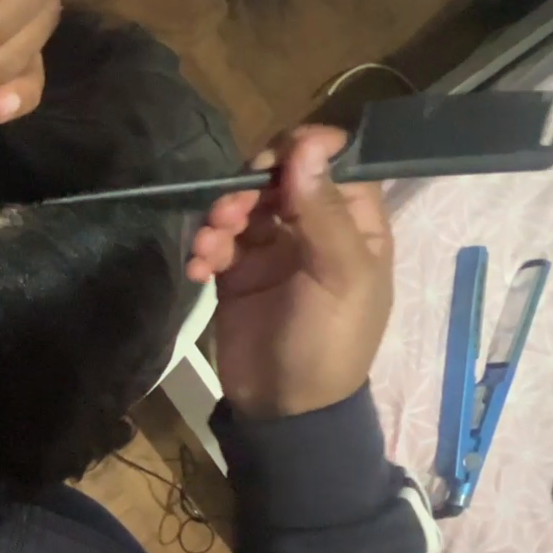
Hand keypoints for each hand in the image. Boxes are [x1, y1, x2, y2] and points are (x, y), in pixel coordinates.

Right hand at [205, 127, 394, 418]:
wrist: (284, 407)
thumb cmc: (328, 341)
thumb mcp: (340, 276)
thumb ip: (322, 212)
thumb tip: (307, 145)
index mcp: (354, 224)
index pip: (334, 164)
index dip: (304, 153)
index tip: (274, 157)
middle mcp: (312, 230)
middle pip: (279, 181)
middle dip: (249, 188)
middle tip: (230, 210)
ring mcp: (270, 253)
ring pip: (242, 210)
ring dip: (219, 219)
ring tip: (208, 246)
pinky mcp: (234, 276)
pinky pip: (217, 245)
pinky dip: (204, 250)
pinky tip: (197, 269)